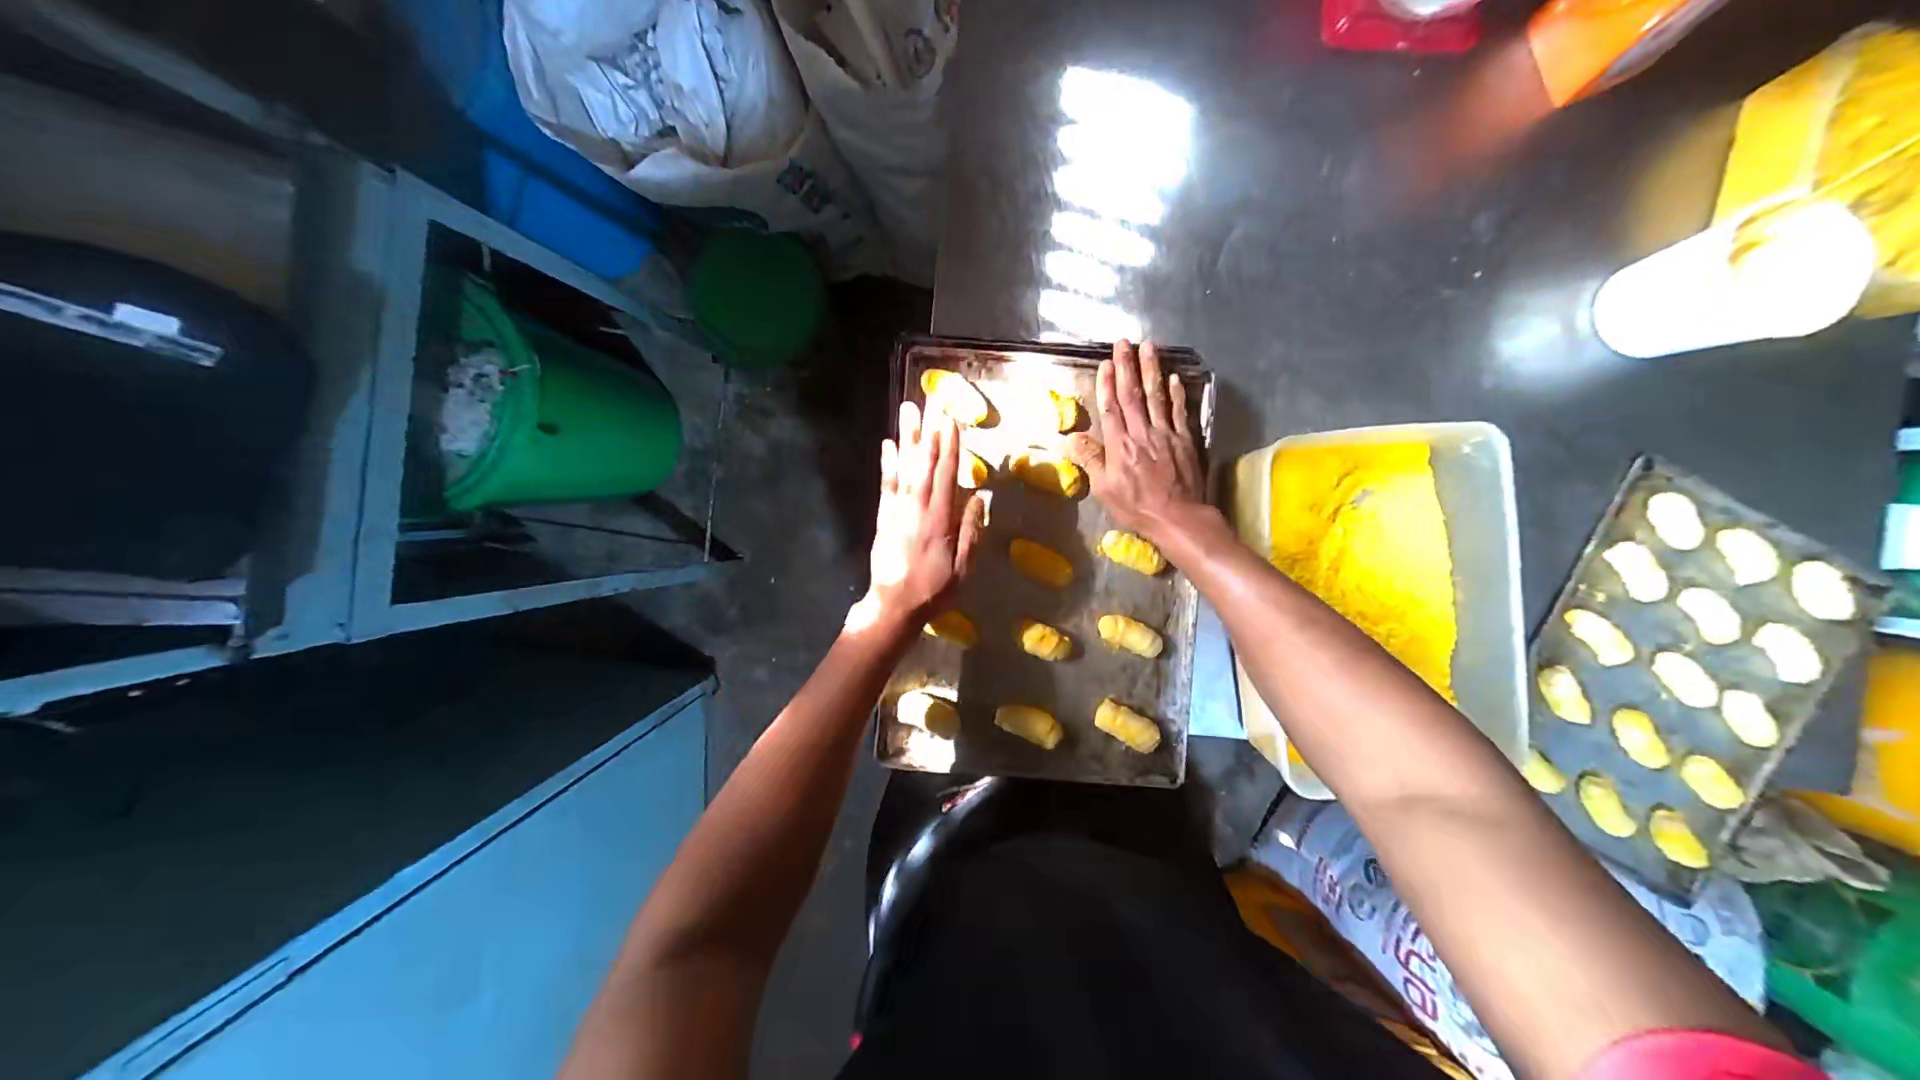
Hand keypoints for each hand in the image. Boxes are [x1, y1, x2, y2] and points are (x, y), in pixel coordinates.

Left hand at [855, 400, 986, 631]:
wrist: (893, 606)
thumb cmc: (934, 590)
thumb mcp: (963, 568)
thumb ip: (971, 533)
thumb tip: (978, 499)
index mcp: (940, 521)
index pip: (947, 476)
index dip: (950, 447)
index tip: (952, 421)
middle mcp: (918, 510)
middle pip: (924, 464)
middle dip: (929, 432)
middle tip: (930, 403)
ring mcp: (898, 512)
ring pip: (904, 469)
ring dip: (907, 439)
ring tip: (908, 412)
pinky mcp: (884, 518)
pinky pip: (886, 485)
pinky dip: (888, 464)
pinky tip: (888, 445)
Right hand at [1066, 340, 1207, 545]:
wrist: (1178, 516)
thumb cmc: (1136, 507)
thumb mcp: (1105, 489)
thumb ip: (1091, 460)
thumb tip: (1073, 438)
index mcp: (1120, 445)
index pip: (1111, 407)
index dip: (1107, 384)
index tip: (1105, 363)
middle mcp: (1142, 433)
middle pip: (1132, 394)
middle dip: (1127, 366)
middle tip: (1124, 342)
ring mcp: (1166, 434)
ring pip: (1157, 396)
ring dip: (1152, 370)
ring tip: (1149, 347)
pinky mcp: (1185, 440)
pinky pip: (1179, 411)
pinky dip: (1176, 393)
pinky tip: (1174, 378)